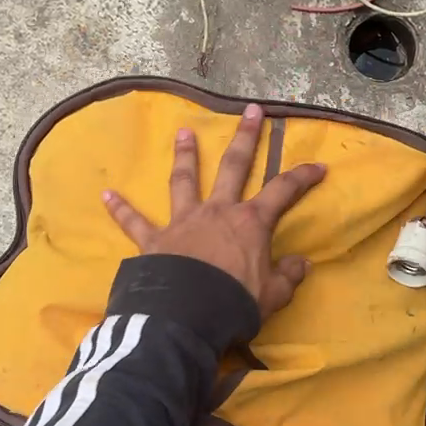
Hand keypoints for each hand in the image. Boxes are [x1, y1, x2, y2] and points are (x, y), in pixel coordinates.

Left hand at [101, 103, 325, 318]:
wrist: (188, 316)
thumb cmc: (236, 302)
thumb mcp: (274, 294)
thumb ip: (288, 276)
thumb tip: (301, 264)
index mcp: (251, 223)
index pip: (283, 191)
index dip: (303, 177)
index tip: (319, 167)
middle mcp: (218, 212)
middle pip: (233, 166)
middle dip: (245, 137)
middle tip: (251, 110)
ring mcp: (184, 222)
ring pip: (184, 181)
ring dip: (185, 156)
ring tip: (183, 133)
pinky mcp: (155, 240)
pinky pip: (134, 222)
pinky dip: (120, 209)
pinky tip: (106, 194)